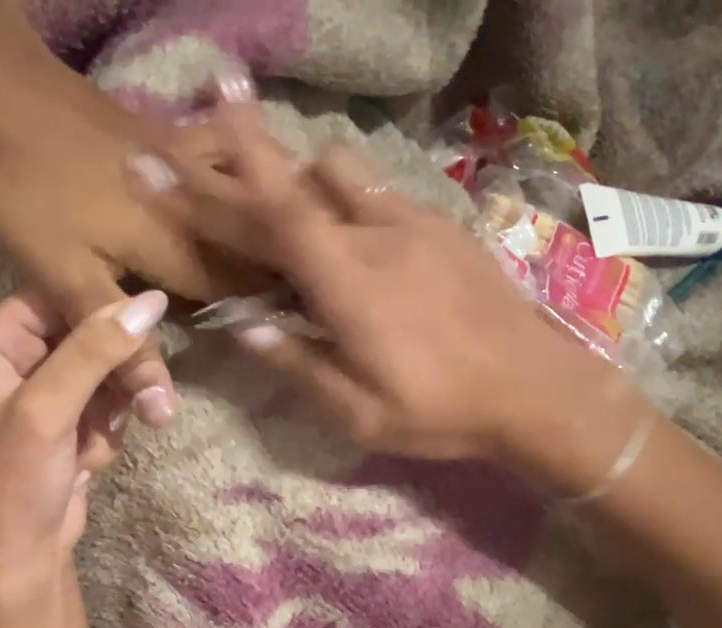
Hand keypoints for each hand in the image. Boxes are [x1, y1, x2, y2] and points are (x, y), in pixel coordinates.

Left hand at [0, 1, 264, 428]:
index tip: (303, 335)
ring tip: (301, 244)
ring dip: (279, 217)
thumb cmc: (27, 196)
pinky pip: (228, 153)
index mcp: (175, 246)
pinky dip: (249, 166)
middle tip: (311, 296)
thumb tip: (164, 408)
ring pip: (253, 193)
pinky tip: (256, 173)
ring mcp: (188, 159)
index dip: (271, 314)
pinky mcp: (171, 136)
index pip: (240, 290)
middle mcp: (197, 201)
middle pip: (257, 243)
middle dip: (286, 270)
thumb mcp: (64, 278)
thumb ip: (115, 344)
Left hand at [0, 289, 168, 593]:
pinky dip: (108, 431)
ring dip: (115, 409)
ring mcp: (48, 387)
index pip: (63, 294)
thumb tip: (151, 299)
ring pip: (110, 369)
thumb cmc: (19, 481)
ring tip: (93, 446)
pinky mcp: (72, 417)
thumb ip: (95, 351)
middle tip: (148, 399)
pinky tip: (88, 460)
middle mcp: (19, 354)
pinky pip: (111, 402)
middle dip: (117, 375)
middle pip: (94, 331)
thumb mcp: (49, 409)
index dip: (105, 313)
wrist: (25, 554)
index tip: (147, 333)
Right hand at [138, 105, 647, 494]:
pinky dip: (346, 196)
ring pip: (343, 171)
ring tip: (288, 204)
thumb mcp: (358, 414)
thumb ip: (297, 366)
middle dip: (248, 150)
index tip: (182, 139)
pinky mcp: (442, 226)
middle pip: (300, 177)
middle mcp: (377, 236)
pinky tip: (351, 234)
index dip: (224, 175)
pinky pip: (378, 191)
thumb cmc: (440, 412)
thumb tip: (245, 329)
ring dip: (303, 174)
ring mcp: (414, 223)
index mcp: (349, 284)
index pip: (275, 214)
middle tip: (215, 120)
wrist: (539, 391)